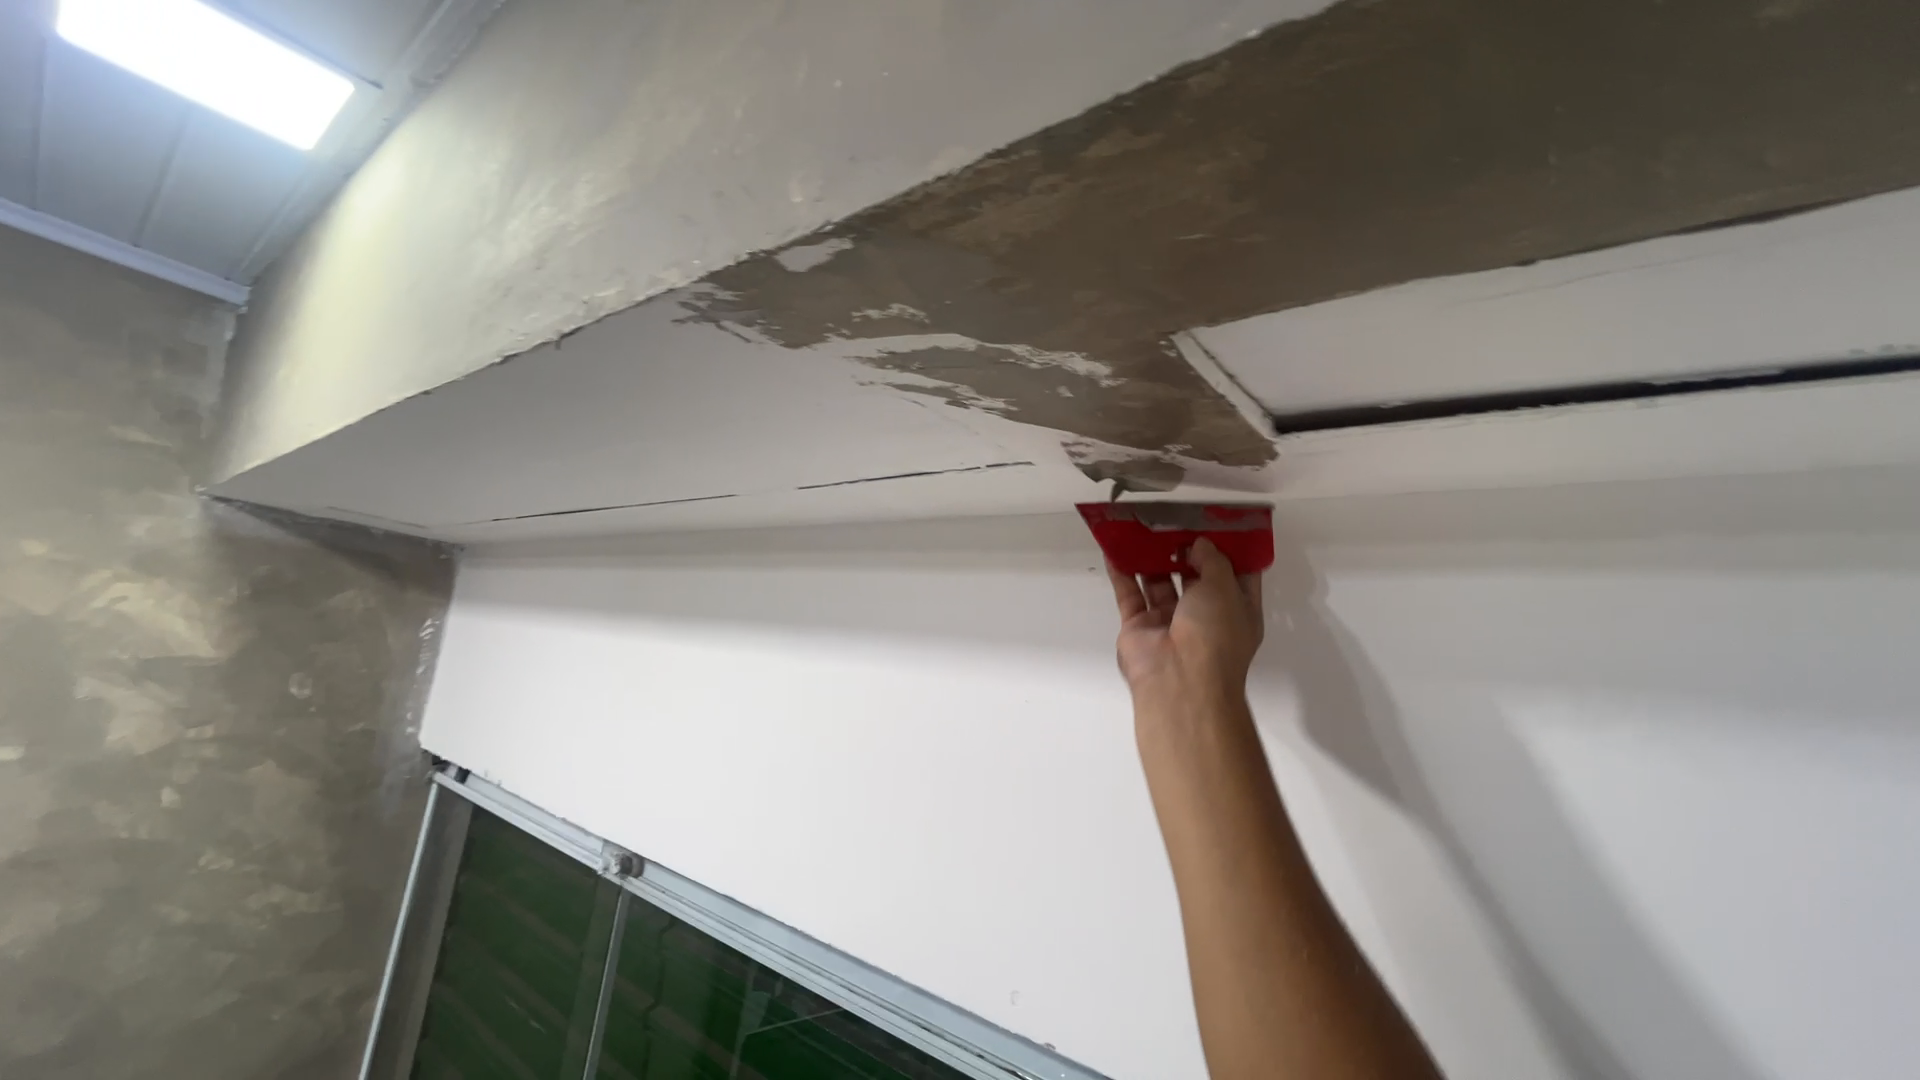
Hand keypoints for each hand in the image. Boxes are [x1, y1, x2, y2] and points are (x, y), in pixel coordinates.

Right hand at [1106, 538, 1264, 710]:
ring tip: (1143, 526)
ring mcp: (1169, 623)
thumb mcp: (1224, 589)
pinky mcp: (1139, 626)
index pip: (1237, 576)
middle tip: (1174, 519)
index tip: (1219, 523)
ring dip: (1151, 558)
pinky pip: (1130, 594)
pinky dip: (1122, 572)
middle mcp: (1205, 617)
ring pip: (1159, 582)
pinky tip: (1114, 548)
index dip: (1230, 550)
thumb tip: (1200, 544)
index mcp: (1237, 611)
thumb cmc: (1215, 634)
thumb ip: (1212, 561)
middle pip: (1195, 577)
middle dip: (1185, 549)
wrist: (1179, 680)